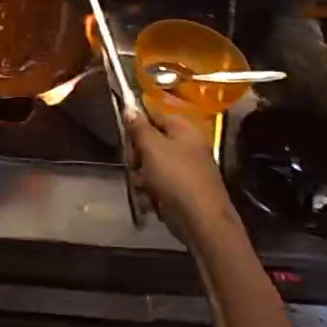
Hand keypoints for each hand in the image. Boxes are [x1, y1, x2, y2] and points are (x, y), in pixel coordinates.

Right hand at [126, 110, 238, 247]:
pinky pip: (159, 183)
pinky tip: (150, 200)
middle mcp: (187, 146)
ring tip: (143, 187)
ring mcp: (185, 169)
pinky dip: (151, 191)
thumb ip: (139, 127)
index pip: (155, 114)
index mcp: (184, 130)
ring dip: (142, 176)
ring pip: (151, 164)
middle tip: (134, 163)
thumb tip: (129, 106)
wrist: (201, 220)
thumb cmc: (175, 177)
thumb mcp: (152, 148)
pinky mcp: (182, 189)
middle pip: (151, 141)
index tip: (124, 132)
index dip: (137, 121)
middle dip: (138, 154)